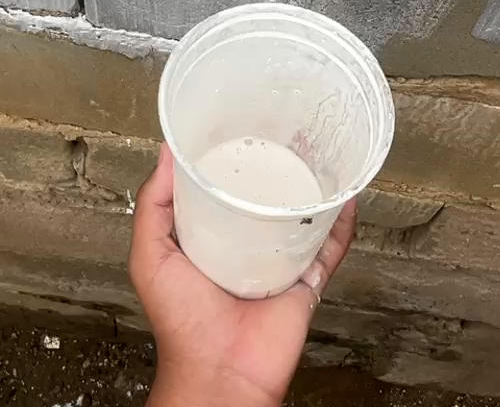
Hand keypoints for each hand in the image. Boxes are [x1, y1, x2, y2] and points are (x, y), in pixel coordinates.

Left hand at [128, 145, 356, 406]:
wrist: (221, 374)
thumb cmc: (181, 323)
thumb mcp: (151, 256)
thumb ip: (153, 206)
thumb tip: (165, 152)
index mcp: (212, 236)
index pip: (223, 188)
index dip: (231, 158)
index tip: (237, 125)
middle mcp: (248, 244)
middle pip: (267, 196)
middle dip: (277, 166)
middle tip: (285, 131)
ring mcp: (280, 260)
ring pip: (302, 215)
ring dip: (313, 187)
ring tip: (320, 152)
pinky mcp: (308, 279)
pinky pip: (330, 246)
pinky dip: (342, 223)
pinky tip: (348, 196)